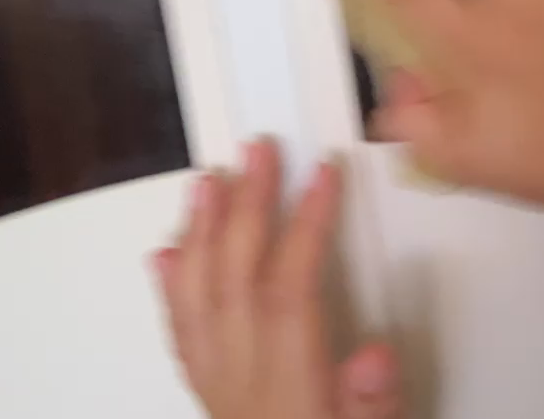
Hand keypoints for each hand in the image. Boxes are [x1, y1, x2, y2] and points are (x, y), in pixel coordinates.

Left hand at [154, 137, 399, 418]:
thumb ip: (374, 409)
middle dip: (246, 209)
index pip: (288, 296)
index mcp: (288, 399)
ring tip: (207, 183)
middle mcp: (243, 391)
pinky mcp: (215, 398)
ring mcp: (221, 395)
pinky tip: (168, 254)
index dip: (305, 226)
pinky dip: (172, 290)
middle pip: (234, 286)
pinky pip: (182, 339)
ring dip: (202, 236)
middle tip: (258, 151)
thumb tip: (375, 355)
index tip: (324, 173)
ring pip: (199, 305)